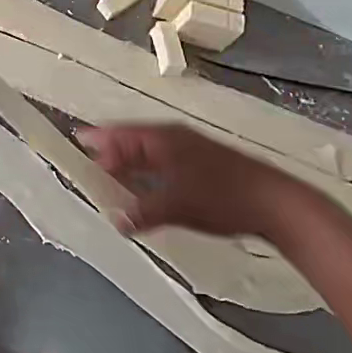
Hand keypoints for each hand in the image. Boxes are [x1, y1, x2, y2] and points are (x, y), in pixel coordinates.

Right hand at [78, 124, 306, 240]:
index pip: (124, 133)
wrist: (274, 202)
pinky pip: (163, 165)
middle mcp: (176, 139)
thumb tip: (115, 219)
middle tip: (88, 168)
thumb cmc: (223, 197)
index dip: (101, 137)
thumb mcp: (177, 206)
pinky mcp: (201, 167)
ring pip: (149, 155)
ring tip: (108, 181)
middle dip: (112, 154)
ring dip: (130, 166)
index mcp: (166, 139)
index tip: (77, 140)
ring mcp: (190, 152)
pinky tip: (143, 192)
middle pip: (135, 142)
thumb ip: (143, 212)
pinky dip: (147, 175)